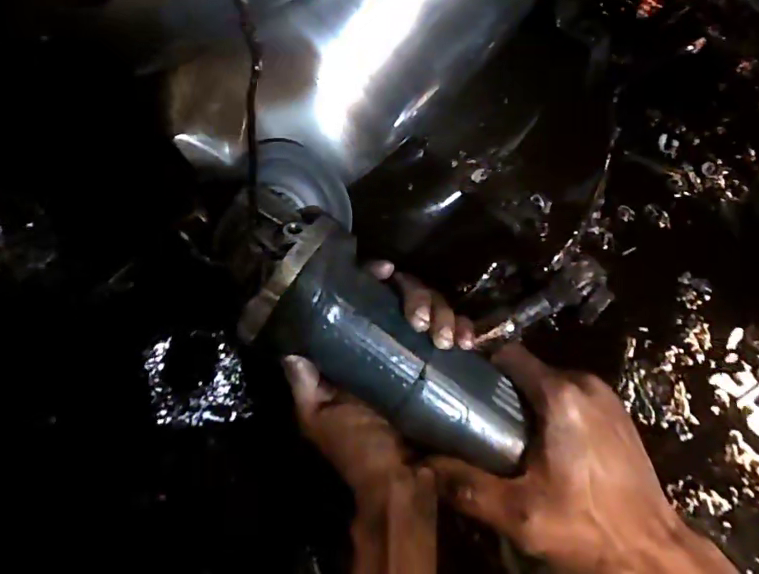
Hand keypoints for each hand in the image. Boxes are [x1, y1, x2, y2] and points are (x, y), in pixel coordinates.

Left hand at [281, 260, 470, 495]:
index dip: (376, 273)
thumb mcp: (323, 419)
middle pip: (410, 291)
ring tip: (444, 339)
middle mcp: (396, 336)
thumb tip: (290, 349)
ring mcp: (425, 348)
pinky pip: (463, 332)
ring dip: (444, 312)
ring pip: (439, 305)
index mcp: (365, 341)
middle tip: (419, 321)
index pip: (371, 292)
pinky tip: (468, 344)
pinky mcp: (452, 364)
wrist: (401, 487)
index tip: (385, 271)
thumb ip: (308, 385)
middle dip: (418, 296)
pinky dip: (467, 329)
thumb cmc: (359, 450)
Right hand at [425, 344, 733, 573]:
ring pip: (552, 383)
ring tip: (514, 442)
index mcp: (560, 393)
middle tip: (486, 426)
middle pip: (530, 370)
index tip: (463, 387)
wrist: (652, 552)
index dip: (483, 366)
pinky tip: (550, 451)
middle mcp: (584, 381)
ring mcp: (605, 394)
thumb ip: (468, 487)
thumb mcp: (521, 515)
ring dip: (532, 404)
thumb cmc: (586, 528)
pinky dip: (557, 412)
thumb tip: (421, 467)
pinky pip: (575, 397)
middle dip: (506, 393)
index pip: (509, 354)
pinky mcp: (618, 411)